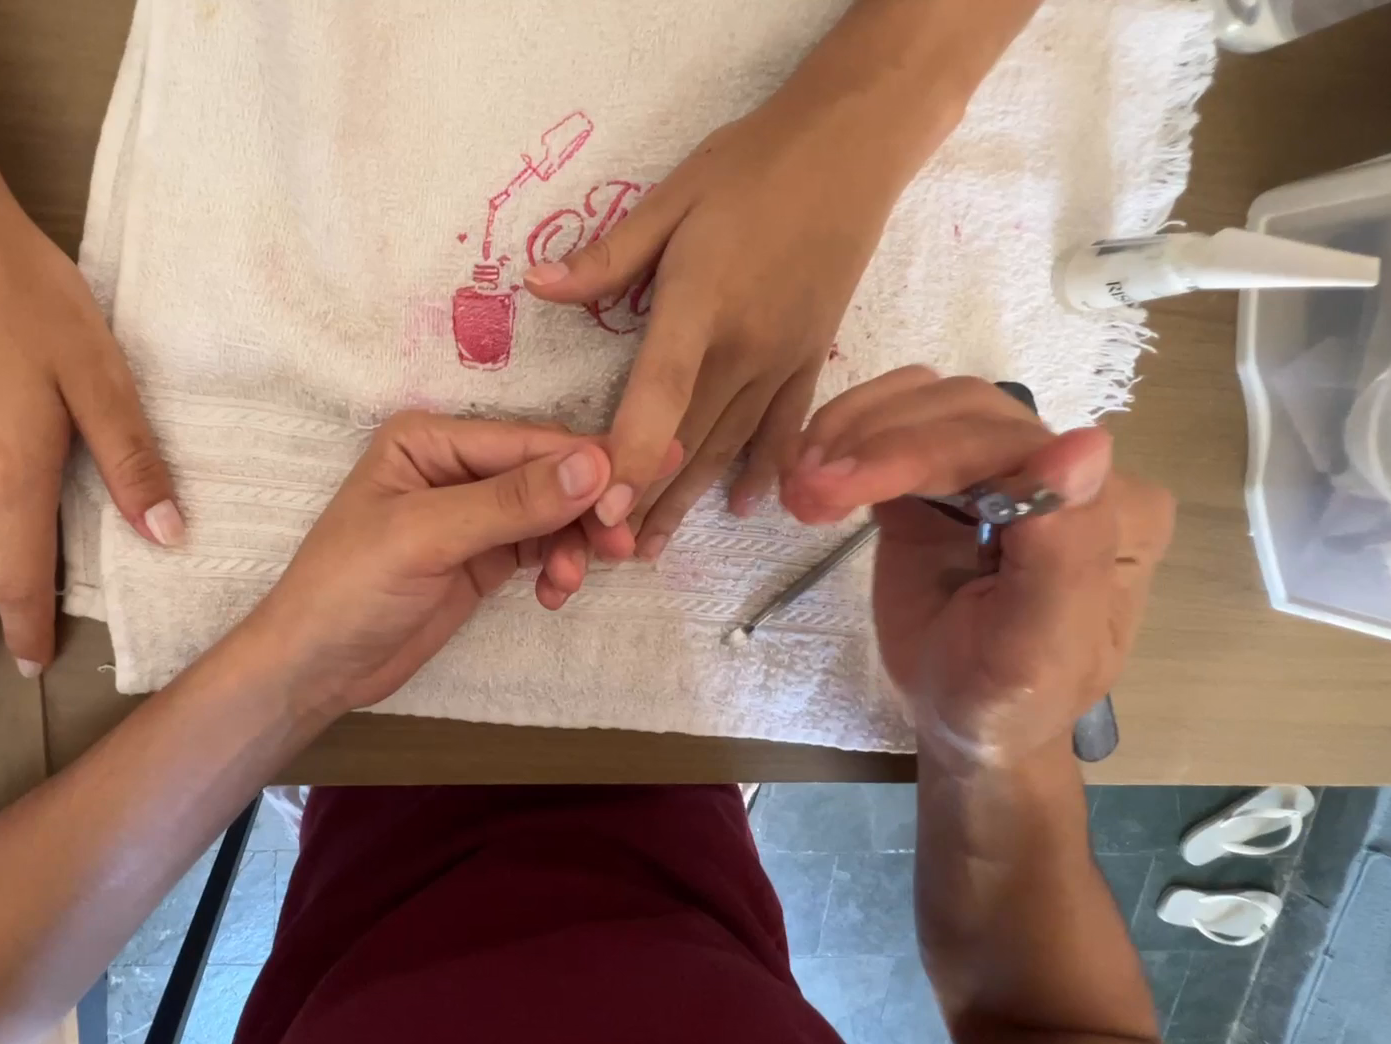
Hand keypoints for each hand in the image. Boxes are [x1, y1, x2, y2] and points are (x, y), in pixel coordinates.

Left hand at [241, 412, 614, 715]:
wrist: (316, 669)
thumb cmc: (350, 588)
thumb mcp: (427, 537)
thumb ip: (511, 502)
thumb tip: (595, 464)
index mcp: (431, 439)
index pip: (527, 443)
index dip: (583, 466)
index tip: (631, 497)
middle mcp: (457, 466)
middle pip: (547, 474)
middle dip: (585, 508)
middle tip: (620, 546)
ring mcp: (473, 514)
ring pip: (550, 513)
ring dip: (573, 544)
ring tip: (570, 582)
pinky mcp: (483, 557)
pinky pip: (540, 549)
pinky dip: (556, 567)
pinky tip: (554, 595)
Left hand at [522, 73, 937, 560]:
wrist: (856, 143)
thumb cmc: (751, 165)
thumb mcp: (671, 197)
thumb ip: (606, 256)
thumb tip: (535, 285)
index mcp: (700, 303)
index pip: (661, 391)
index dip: (633, 453)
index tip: (602, 507)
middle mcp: (744, 345)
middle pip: (689, 436)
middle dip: (647, 498)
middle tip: (610, 553)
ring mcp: (784, 358)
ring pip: (729, 444)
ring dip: (690, 499)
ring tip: (655, 547)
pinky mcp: (811, 359)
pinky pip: (785, 427)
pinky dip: (765, 470)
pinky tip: (746, 507)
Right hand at [779, 368, 1175, 763]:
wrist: (959, 719)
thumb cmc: (1000, 699)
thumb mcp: (1034, 650)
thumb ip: (1063, 552)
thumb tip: (1083, 443)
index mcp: (1107, 509)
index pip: (1009, 445)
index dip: (912, 452)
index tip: (825, 486)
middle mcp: (1058, 471)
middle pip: (959, 411)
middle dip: (868, 443)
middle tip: (799, 492)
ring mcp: (994, 466)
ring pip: (922, 401)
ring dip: (847, 432)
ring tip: (795, 484)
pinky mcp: (939, 476)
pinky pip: (894, 424)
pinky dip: (842, 437)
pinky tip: (806, 474)